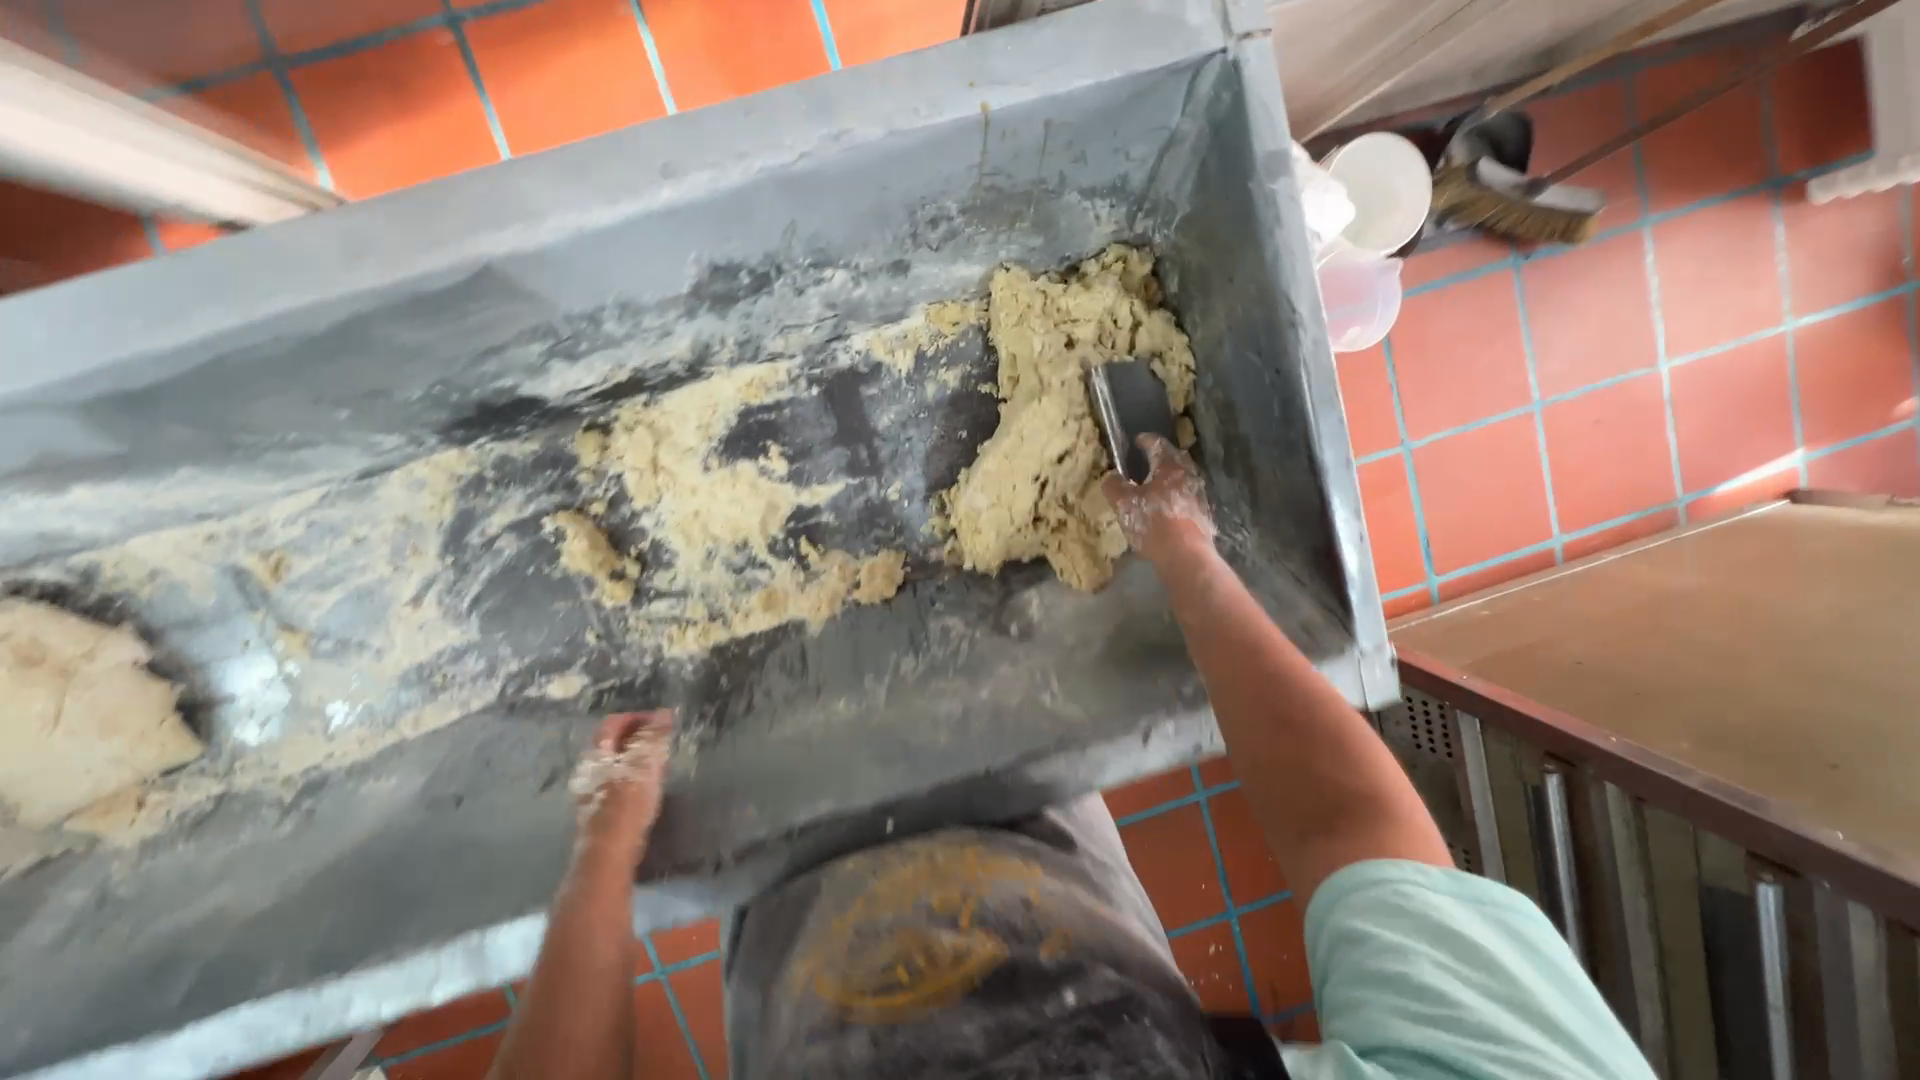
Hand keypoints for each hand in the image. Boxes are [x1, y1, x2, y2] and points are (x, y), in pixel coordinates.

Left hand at [568, 711, 674, 869]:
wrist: (609, 850)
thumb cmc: (626, 802)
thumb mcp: (645, 763)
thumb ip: (654, 735)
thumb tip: (664, 712)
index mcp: (597, 753)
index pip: (613, 723)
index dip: (638, 717)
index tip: (661, 723)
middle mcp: (589, 768)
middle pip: (613, 744)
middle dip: (638, 738)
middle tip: (663, 743)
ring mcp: (591, 791)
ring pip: (615, 765)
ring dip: (637, 759)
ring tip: (660, 765)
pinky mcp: (598, 810)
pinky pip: (617, 784)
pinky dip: (633, 778)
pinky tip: (648, 789)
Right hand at [1101, 433, 1214, 562]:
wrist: (1185, 556)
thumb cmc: (1153, 523)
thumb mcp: (1124, 504)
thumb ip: (1114, 486)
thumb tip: (1110, 476)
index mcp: (1170, 466)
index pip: (1157, 444)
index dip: (1145, 440)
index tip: (1136, 441)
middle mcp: (1189, 475)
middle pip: (1174, 460)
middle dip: (1159, 460)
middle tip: (1145, 464)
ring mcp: (1199, 496)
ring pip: (1181, 481)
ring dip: (1168, 481)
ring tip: (1153, 489)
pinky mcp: (1203, 516)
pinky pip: (1186, 499)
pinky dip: (1175, 499)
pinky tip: (1165, 511)